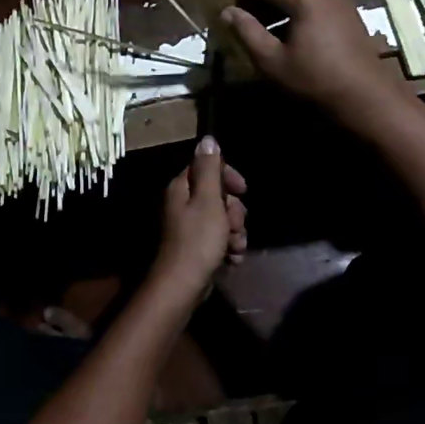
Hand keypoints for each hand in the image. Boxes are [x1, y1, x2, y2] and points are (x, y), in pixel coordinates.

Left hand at [150, 136, 248, 295]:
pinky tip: (233, 258)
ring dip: (235, 231)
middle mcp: (183, 204)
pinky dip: (229, 246)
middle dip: (234, 211)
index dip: (228, 177)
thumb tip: (208, 138)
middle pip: (218, 195)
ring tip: (234, 246)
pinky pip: (220, 238)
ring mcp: (190, 226)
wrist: (184, 284)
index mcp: (182, 188)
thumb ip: (209, 169)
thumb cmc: (198, 239)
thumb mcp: (208, 200)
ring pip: (223, 218)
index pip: (207, 168)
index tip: (243, 190)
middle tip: (235, 225)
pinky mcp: (198, 246)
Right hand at [221, 0, 407, 116]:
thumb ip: (247, 32)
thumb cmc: (314, 79)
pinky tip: (285, 26)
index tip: (225, 1)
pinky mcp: (347, 9)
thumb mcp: (272, 60)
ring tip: (258, 19)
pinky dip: (295, 4)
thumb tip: (227, 12)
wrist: (365, 96)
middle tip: (239, 9)